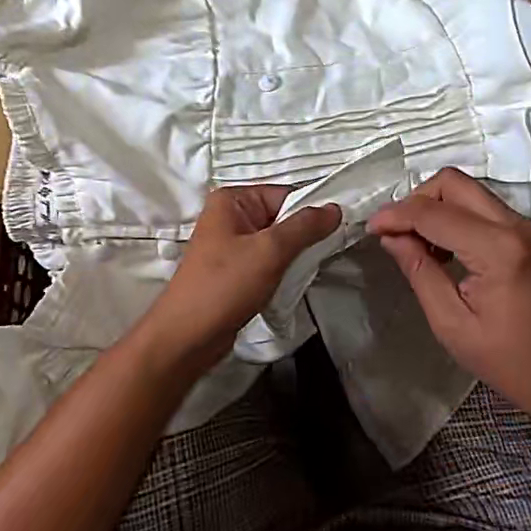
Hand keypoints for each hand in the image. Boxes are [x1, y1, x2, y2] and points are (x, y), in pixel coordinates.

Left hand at [139, 186, 340, 368]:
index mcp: (231, 200)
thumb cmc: (225, 286)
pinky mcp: (235, 270)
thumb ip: (304, 227)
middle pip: (282, 217)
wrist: (188, 336)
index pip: (285, 194)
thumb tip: (335, 208)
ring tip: (312, 270)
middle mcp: (229, 216)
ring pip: (277, 242)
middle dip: (305, 235)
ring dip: (296, 256)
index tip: (342, 228)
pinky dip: (284, 270)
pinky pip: (268, 261)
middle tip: (329, 253)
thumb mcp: (269, 251)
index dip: (313, 211)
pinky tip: (296, 283)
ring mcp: (231, 244)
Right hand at [367, 168, 530, 428]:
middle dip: (415, 200)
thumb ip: (419, 271)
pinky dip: (453, 216)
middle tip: (395, 233)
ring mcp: (526, 228)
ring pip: (467, 190)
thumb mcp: (451, 323)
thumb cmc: (510, 361)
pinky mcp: (527, 236)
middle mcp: (515, 227)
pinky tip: (442, 249)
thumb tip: (391, 237)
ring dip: (434, 207)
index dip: (395, 216)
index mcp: (498, 249)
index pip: (432, 213)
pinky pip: (481, 207)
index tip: (370, 230)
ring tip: (416, 245)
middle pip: (453, 182)